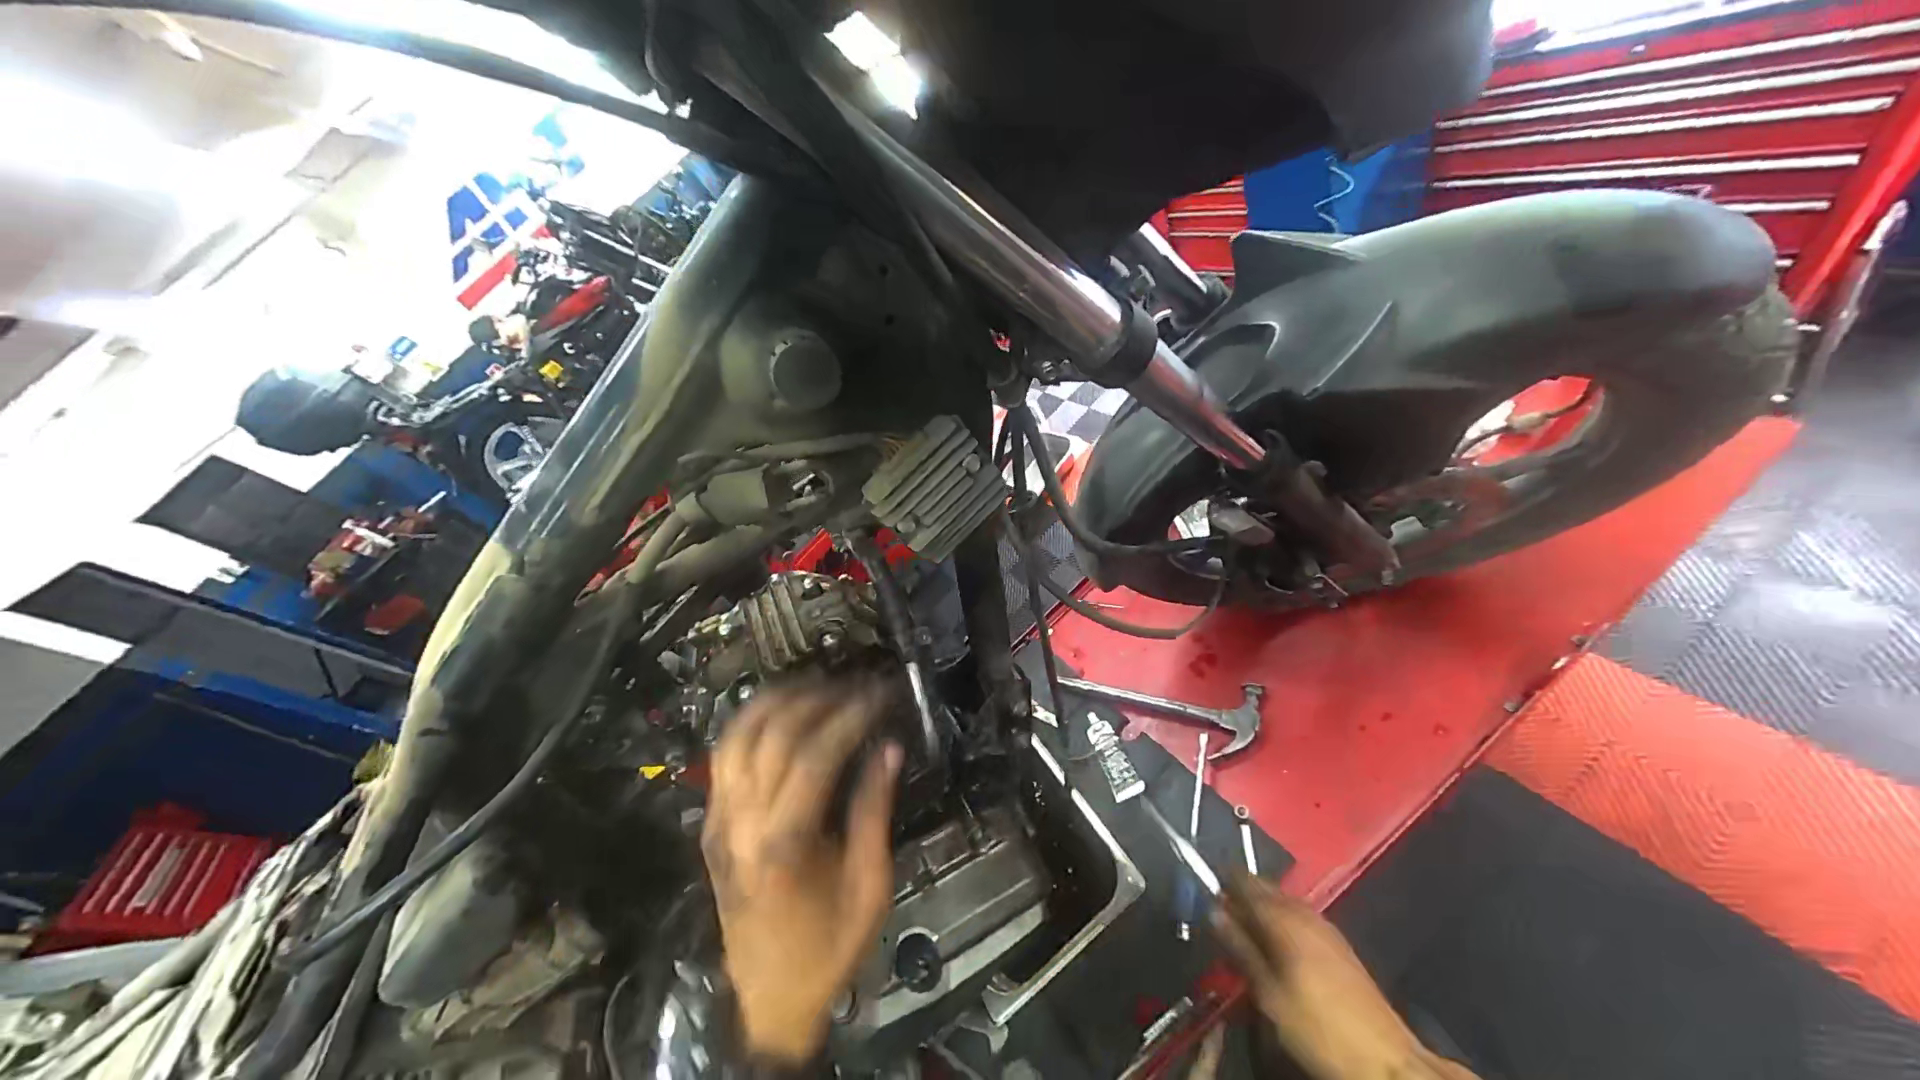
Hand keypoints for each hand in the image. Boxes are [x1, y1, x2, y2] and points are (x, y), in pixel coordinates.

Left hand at [701, 684, 902, 1064]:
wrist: (768, 996)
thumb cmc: (828, 946)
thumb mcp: (869, 885)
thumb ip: (874, 810)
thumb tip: (888, 748)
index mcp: (784, 843)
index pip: (816, 754)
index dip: (851, 715)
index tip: (880, 693)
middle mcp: (741, 822)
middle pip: (774, 736)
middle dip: (819, 698)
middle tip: (856, 684)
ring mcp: (718, 819)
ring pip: (737, 736)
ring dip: (777, 701)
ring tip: (818, 684)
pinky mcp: (710, 821)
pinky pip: (723, 756)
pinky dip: (750, 722)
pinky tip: (779, 710)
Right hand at [1212, 877, 1476, 1079]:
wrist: (1387, 1062)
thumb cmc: (1318, 1027)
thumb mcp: (1268, 993)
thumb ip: (1239, 947)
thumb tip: (1213, 911)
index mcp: (1282, 917)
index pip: (1243, 880)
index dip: (1220, 881)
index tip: (1203, 892)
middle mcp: (1303, 911)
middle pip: (1264, 888)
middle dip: (1239, 895)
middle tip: (1220, 918)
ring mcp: (1324, 926)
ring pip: (1281, 902)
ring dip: (1260, 910)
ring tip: (1243, 935)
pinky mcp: (1338, 944)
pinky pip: (1298, 917)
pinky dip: (1279, 922)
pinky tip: (1274, 946)